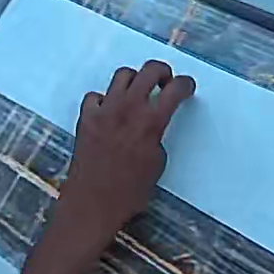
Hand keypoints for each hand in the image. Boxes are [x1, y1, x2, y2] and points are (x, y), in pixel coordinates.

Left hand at [47, 60, 193, 260]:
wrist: (92, 203)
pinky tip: (108, 111)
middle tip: (165, 81)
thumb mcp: (157, 164)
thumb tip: (153, 125)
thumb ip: (157, 136)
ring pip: (122, 75)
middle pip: (149, 70)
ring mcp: (105, 109)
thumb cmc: (129, 192)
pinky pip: (96, 95)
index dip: (185, 84)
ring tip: (138, 93)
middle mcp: (128, 108)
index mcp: (151, 122)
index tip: (187, 86)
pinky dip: (104, 99)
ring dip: (134, 80)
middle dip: (162, 72)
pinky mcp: (86, 116)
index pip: (175, 89)